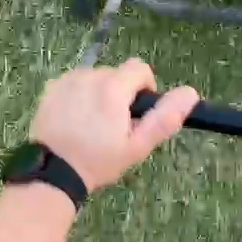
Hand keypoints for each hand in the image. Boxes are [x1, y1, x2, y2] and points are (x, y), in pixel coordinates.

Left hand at [28, 58, 199, 191]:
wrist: (52, 173)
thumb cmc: (98, 162)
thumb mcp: (137, 146)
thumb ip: (164, 118)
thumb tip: (190, 93)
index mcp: (112, 87)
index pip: (139, 68)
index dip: (144, 88)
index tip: (136, 113)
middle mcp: (88, 75)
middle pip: (116, 74)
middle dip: (120, 94)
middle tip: (113, 127)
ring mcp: (66, 80)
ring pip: (95, 78)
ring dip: (99, 94)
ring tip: (92, 126)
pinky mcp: (50, 88)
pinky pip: (74, 83)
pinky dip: (78, 95)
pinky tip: (74, 120)